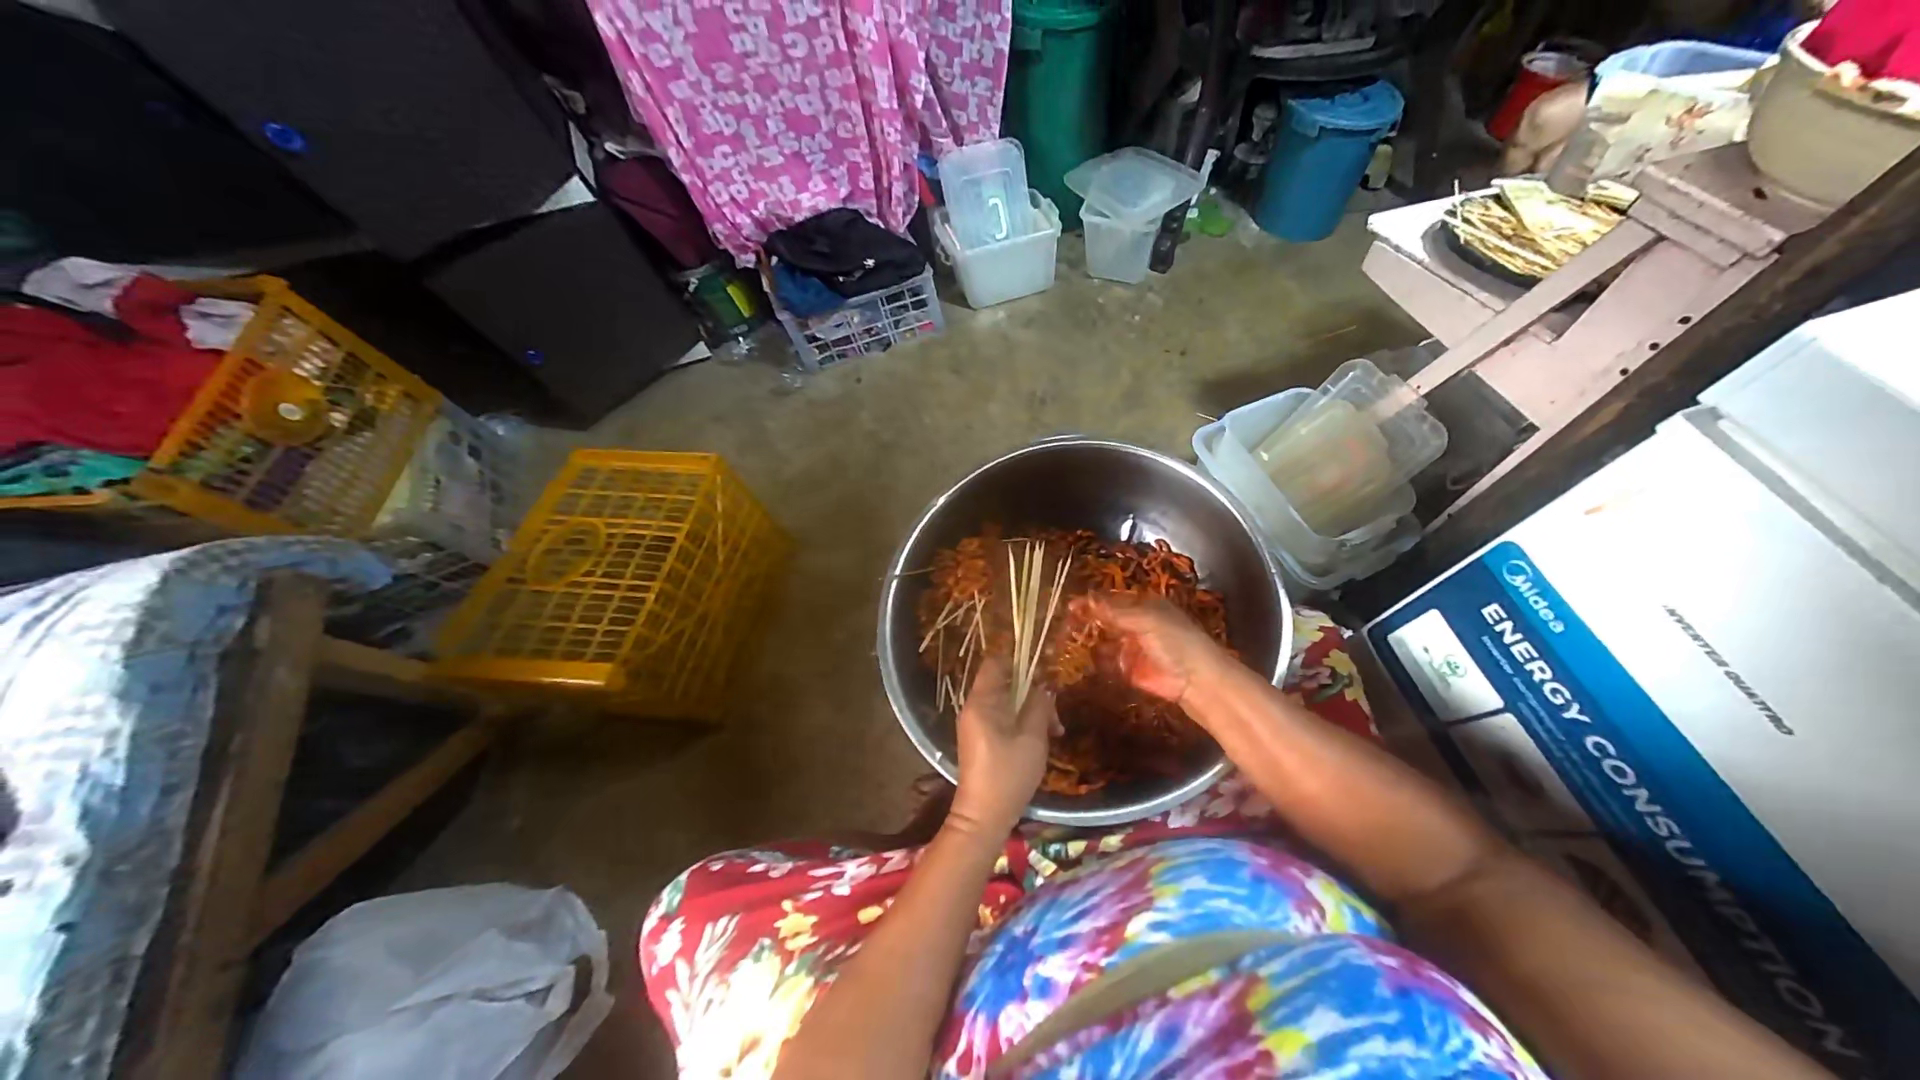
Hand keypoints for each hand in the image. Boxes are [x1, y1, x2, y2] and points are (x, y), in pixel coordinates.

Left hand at [949, 657, 1057, 835]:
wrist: (983, 816)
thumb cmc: (1009, 774)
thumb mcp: (1032, 738)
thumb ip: (1039, 706)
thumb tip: (1044, 686)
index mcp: (981, 702)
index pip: (995, 663)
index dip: (1018, 661)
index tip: (1044, 671)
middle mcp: (973, 707)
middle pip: (1003, 683)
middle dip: (1032, 692)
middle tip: (1054, 713)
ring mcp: (974, 724)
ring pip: (1006, 703)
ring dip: (1030, 710)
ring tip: (1054, 730)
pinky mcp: (979, 739)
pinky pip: (1001, 719)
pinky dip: (1021, 723)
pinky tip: (1040, 740)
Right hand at [1078, 592, 1228, 709]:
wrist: (1196, 680)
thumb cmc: (1176, 641)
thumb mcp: (1147, 620)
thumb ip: (1116, 611)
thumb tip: (1088, 599)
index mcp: (1142, 605)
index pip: (1111, 599)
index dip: (1091, 601)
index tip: (1071, 606)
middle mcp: (1134, 623)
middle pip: (1103, 618)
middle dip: (1085, 620)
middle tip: (1065, 623)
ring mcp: (1130, 646)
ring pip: (1102, 639)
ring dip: (1087, 639)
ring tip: (1067, 640)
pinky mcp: (1127, 668)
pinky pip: (1105, 661)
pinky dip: (1094, 659)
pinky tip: (1080, 658)